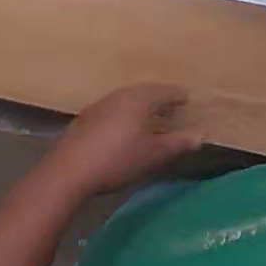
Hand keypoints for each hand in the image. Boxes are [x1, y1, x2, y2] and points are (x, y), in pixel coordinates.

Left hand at [40, 84, 204, 198]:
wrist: (65, 173)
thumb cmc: (117, 159)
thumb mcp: (153, 155)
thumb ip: (179, 143)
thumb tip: (201, 136)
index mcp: (141, 99)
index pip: (166, 91)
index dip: (179, 96)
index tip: (187, 101)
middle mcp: (120, 95)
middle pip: (146, 91)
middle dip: (160, 98)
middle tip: (171, 106)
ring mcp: (99, 106)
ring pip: (127, 99)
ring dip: (141, 105)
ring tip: (148, 117)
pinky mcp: (84, 120)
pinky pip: (112, 109)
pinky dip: (124, 113)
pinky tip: (122, 128)